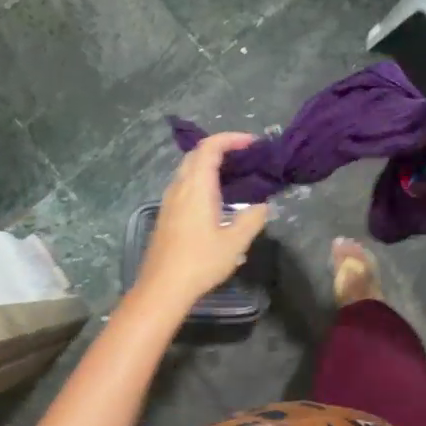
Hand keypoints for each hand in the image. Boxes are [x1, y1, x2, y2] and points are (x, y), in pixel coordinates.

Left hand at [134, 133, 269, 308]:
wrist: (162, 286)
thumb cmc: (199, 262)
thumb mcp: (235, 243)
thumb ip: (251, 219)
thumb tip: (263, 205)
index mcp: (196, 186)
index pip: (210, 147)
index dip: (231, 138)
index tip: (252, 143)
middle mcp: (180, 186)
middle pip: (197, 153)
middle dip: (221, 148)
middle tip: (246, 157)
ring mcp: (170, 199)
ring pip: (189, 168)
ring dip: (210, 164)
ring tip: (235, 175)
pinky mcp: (167, 212)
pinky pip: (184, 183)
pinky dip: (202, 178)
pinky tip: (217, 198)